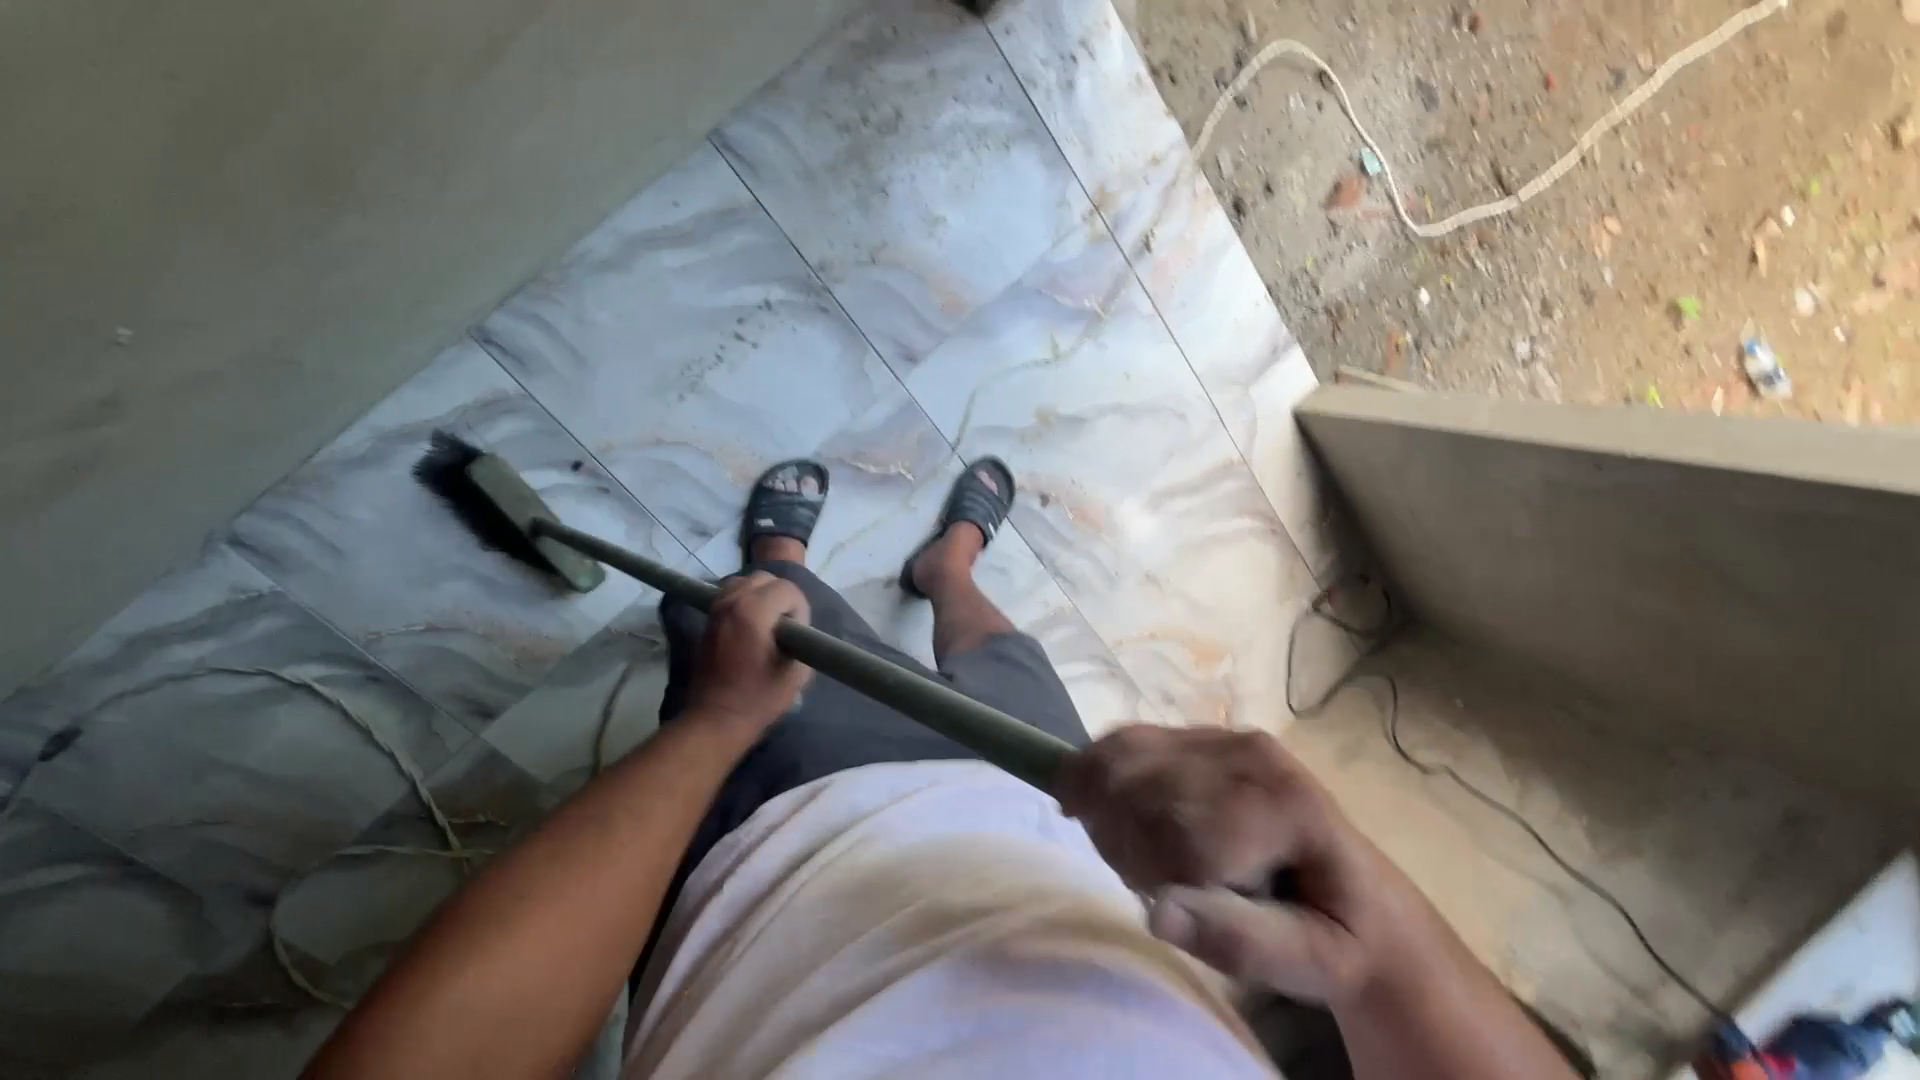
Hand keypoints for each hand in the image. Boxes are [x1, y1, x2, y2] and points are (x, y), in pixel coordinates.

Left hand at [683, 572, 812, 732]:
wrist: (715, 718)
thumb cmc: (758, 699)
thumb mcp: (795, 674)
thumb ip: (803, 642)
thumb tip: (800, 630)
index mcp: (753, 612)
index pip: (787, 589)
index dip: (799, 609)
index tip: (799, 634)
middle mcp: (731, 602)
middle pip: (765, 578)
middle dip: (781, 596)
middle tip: (786, 626)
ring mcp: (716, 609)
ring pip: (745, 582)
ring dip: (761, 595)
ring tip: (768, 622)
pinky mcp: (708, 620)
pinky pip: (730, 594)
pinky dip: (744, 601)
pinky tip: (752, 625)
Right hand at [1056, 725, 1452, 1005]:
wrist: (1359, 895)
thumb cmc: (1335, 938)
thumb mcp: (1309, 965)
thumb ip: (1240, 942)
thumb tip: (1158, 913)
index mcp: (1287, 807)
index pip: (1181, 836)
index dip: (1156, 879)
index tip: (1168, 909)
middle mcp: (1251, 755)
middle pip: (1142, 790)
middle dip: (1125, 847)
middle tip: (1148, 884)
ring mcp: (1223, 737)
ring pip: (1122, 759)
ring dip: (1105, 813)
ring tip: (1134, 853)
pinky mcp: (1200, 734)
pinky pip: (1122, 741)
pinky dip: (1090, 772)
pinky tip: (1082, 802)